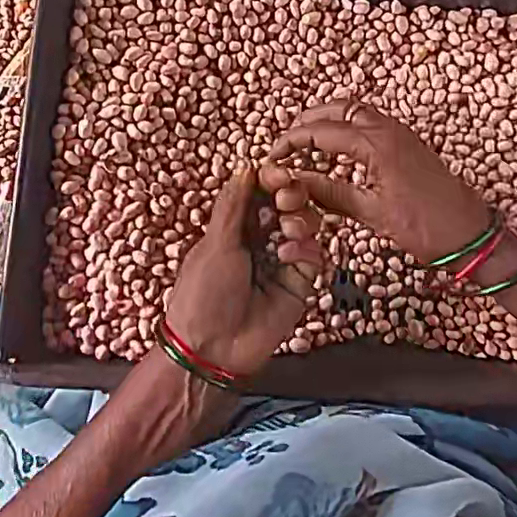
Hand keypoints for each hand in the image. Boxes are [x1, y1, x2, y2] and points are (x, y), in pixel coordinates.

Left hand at [164, 169, 324, 379]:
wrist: (213, 349)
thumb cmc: (203, 294)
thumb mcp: (215, 244)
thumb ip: (234, 205)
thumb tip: (246, 167)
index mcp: (234, 227)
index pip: (259, 193)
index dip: (270, 180)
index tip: (277, 174)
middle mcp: (259, 240)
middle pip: (286, 205)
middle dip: (290, 195)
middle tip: (286, 197)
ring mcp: (280, 261)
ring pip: (304, 226)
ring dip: (299, 219)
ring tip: (287, 229)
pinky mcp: (298, 283)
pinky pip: (313, 255)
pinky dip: (304, 249)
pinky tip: (287, 256)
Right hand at [261, 100, 491, 265]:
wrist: (471, 233)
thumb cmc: (425, 226)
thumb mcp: (371, 211)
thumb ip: (329, 193)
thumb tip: (296, 183)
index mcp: (375, 144)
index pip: (321, 131)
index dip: (292, 141)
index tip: (274, 155)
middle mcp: (387, 130)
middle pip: (337, 108)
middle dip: (308, 121)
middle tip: (288, 142)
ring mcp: (400, 134)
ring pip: (355, 112)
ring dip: (329, 121)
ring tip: (307, 143)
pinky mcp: (408, 144)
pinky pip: (370, 123)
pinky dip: (348, 128)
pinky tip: (338, 152)